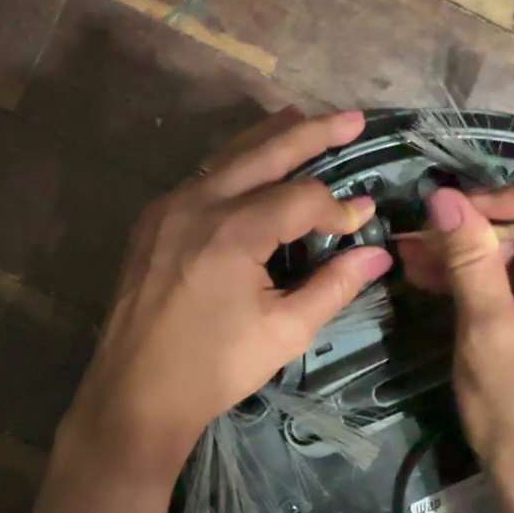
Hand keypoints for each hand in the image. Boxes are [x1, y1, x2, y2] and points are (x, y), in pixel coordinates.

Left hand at [55, 109, 392, 484]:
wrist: (136, 393)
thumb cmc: (214, 369)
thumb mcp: (285, 331)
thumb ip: (333, 285)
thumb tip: (377, 253)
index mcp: (232, 232)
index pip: (300, 197)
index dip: (336, 207)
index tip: (360, 221)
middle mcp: (197, 204)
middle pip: (263, 152)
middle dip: (311, 132)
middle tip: (351, 118)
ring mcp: (168, 208)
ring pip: (227, 157)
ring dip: (269, 138)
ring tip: (304, 118)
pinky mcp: (152, 221)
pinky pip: (202, 178)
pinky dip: (236, 165)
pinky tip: (254, 166)